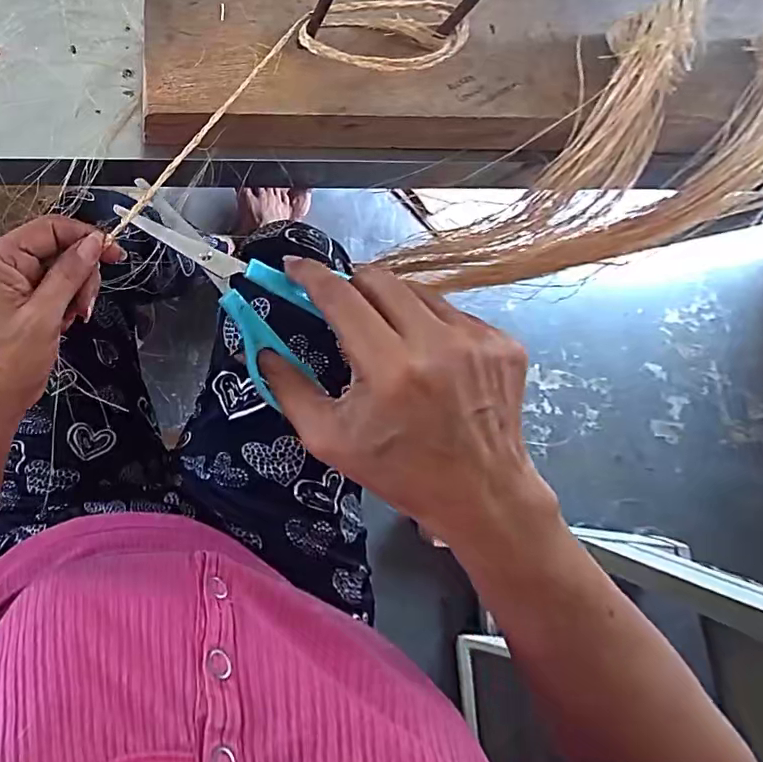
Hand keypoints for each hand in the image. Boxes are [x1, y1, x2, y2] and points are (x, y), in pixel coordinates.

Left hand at [0, 215, 123, 435]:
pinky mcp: (19, 305)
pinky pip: (53, 291)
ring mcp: (10, 286)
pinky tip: (63, 326)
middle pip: (58, 249)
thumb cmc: (5, 366)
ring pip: (60, 272)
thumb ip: (71, 273)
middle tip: (85, 305)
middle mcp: (2, 266)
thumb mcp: (44, 315)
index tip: (114, 253)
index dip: (85, 237)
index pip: (50, 228)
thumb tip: (94, 242)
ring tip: (72, 321)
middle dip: (80, 274)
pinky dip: (66, 306)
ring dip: (75, 293)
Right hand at [258, 259, 555, 545]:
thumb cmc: (400, 471)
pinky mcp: (500, 342)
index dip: (311, 274)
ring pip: (413, 289)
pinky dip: (425, 321)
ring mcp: (475, 340)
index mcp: (389, 370)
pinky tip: (424, 354)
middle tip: (339, 306)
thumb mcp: (328, 438)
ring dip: (388, 302)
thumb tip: (263, 348)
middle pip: (377, 279)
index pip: (340, 296)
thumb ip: (287, 388)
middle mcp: (435, 345)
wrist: (483, 495)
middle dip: (349, 285)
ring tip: (386, 337)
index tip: (294, 266)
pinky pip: (448, 309)